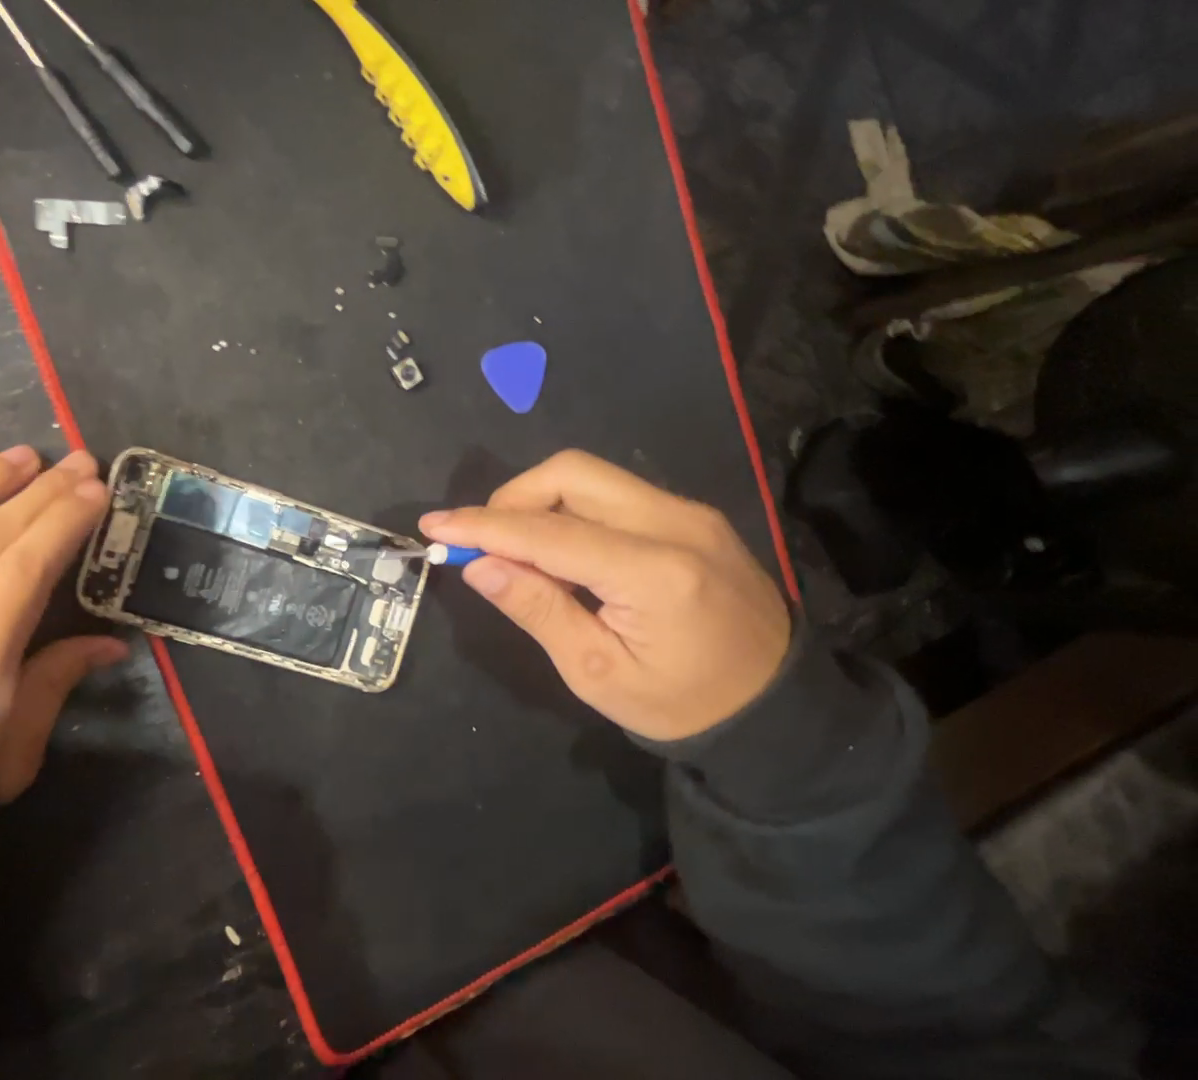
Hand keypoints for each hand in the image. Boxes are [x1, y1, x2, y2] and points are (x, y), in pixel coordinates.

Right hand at [419, 450, 790, 741]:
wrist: (777, 709)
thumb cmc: (681, 704)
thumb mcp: (597, 672)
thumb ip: (538, 610)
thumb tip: (477, 565)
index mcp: (653, 572)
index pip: (547, 532)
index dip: (482, 526)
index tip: (432, 525)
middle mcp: (675, 523)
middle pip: (570, 474)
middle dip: (511, 499)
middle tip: (482, 544)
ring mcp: (689, 514)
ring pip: (592, 477)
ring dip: (539, 503)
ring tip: (519, 554)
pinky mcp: (693, 517)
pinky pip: (615, 494)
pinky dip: (572, 512)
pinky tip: (562, 555)